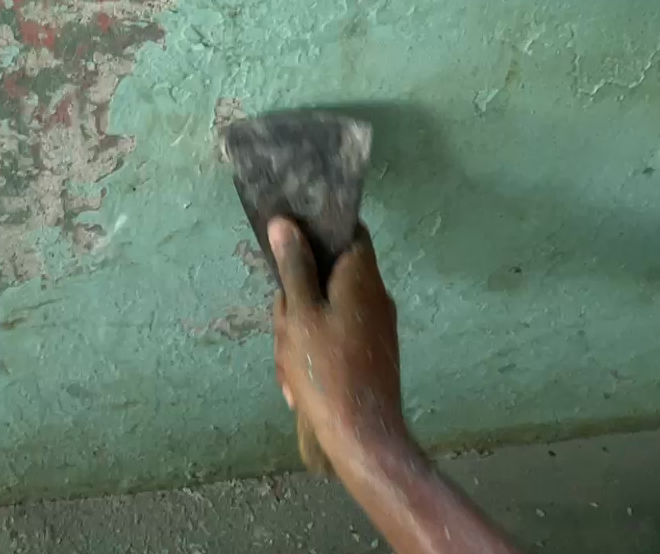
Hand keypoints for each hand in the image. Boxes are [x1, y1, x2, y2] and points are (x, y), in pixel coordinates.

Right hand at [269, 217, 409, 464]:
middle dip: (298, 295)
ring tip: (290, 363)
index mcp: (361, 277)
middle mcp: (375, 295)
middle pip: (328, 274)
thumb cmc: (327, 368)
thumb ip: (293, 266)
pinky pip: (334, 333)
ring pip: (325, 307)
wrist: (363, 438)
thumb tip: (285, 222)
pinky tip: (298, 378)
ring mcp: (374, 325)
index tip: (289, 241)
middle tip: (285, 325)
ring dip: (300, 328)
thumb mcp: (299, 313)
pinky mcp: (370, 351)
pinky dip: (313, 348)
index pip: (349, 231)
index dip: (319, 228)